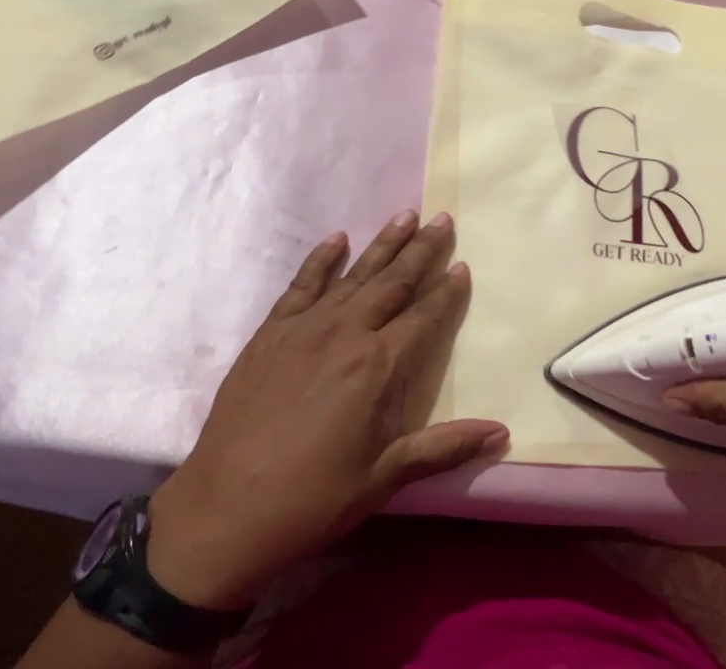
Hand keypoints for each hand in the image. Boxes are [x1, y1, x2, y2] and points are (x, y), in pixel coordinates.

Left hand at [145, 210, 506, 609]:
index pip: (423, 317)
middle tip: (441, 218)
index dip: (446, 291)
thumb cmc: (313, 499)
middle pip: (392, 282)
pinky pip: (300, 285)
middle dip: (420, 250)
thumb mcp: (384, 477)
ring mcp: (303, 329)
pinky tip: (336, 240)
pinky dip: (321, 260)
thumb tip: (502, 432)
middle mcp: (344, 334)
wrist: (224, 510)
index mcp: (377, 366)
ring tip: (403, 215)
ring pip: (352, 276)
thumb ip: (443, 448)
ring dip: (381, 245)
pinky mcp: (269, 334)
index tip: (463, 264)